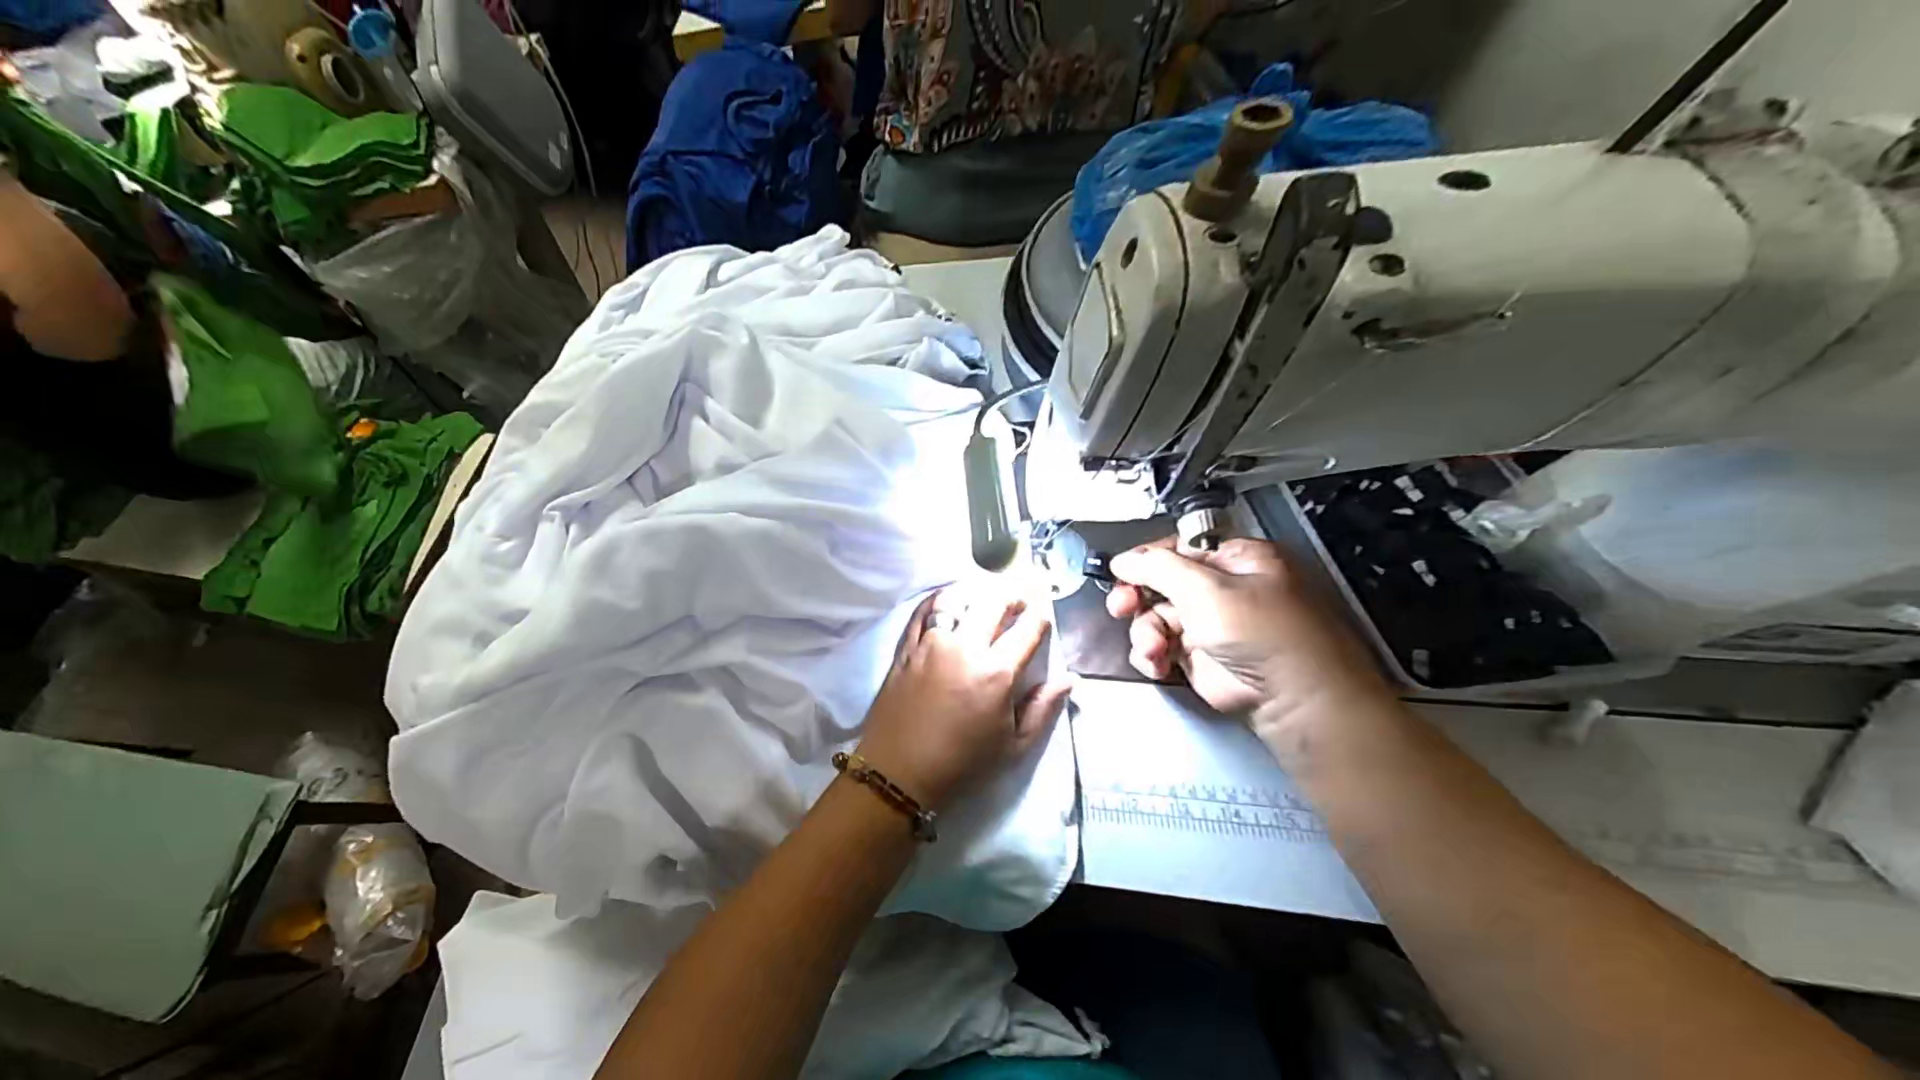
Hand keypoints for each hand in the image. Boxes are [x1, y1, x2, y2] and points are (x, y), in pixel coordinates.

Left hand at [856, 582, 1071, 809]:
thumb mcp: (1014, 746)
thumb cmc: (962, 763)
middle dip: (1012, 597)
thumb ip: (1043, 708)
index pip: (1027, 630)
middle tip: (1018, 602)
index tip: (1044, 615)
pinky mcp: (906, 647)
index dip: (1040, 617)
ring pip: (956, 600)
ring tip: (983, 600)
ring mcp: (931, 643)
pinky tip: (946, 601)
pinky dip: (937, 600)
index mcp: (996, 672)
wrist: (899, 773)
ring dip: (976, 594)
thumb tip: (1068, 678)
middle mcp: (964, 647)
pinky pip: (923, 611)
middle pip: (993, 604)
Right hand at [1106, 537, 1389, 719]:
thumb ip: (1158, 568)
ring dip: (1145, 632)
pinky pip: (1160, 648)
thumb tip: (1126, 560)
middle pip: (1161, 584)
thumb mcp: (1207, 589)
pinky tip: (1157, 662)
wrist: (1294, 700)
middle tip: (1122, 605)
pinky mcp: (1199, 658)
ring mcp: (1210, 625)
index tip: (1123, 571)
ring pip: (1155, 618)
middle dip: (1138, 597)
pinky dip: (1152, 656)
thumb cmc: (1268, 635)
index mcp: (1235, 561)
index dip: (1147, 560)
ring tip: (1153, 647)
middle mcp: (1222, 590)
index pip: (1178, 549)